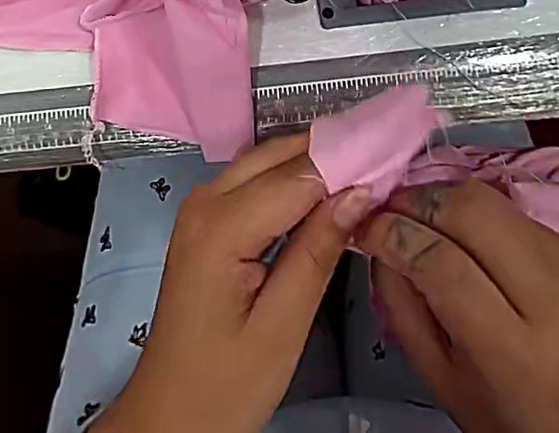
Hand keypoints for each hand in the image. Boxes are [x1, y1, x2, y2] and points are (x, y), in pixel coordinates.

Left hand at [95, 134, 373, 432]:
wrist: (169, 412)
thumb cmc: (224, 384)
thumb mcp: (282, 326)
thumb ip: (318, 253)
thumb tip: (357, 194)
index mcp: (221, 226)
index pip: (296, 176)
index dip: (344, 165)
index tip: (389, 164)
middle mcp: (205, 200)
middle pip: (276, 155)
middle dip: (328, 152)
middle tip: (380, 162)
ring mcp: (201, 205)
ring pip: (264, 160)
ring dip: (310, 161)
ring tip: (360, 172)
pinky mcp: (205, 217)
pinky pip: (252, 179)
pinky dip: (289, 177)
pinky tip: (321, 192)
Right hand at [359, 181, 558, 432]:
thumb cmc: (509, 411)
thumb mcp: (441, 378)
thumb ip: (401, 308)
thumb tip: (376, 241)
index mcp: (516, 351)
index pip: (445, 267)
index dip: (396, 236)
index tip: (365, 229)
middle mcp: (548, 295)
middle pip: (469, 213)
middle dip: (415, 202)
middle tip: (386, 213)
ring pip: (483, 195)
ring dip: (436, 195)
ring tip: (412, 214)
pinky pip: (499, 201)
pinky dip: (461, 202)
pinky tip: (448, 224)